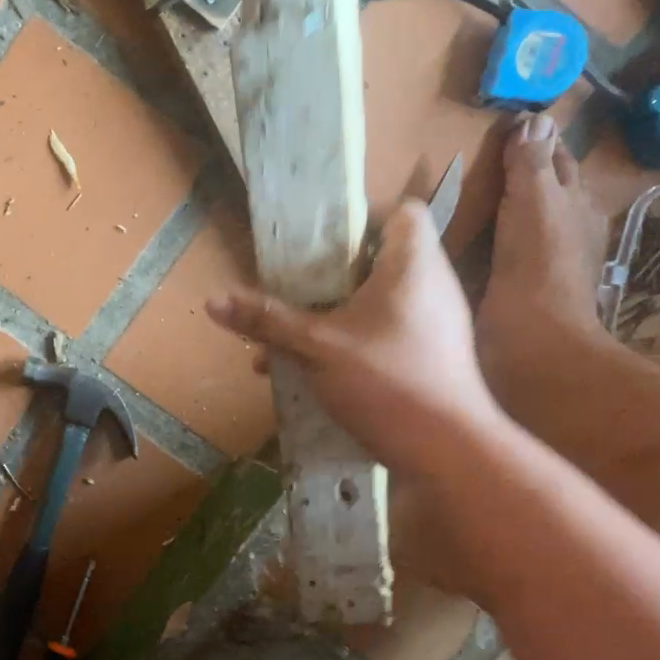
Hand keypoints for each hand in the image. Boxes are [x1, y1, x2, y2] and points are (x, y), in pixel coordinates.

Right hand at [208, 200, 504, 477]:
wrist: (446, 447)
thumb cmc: (386, 380)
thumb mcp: (315, 347)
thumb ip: (267, 321)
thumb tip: (213, 301)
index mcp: (413, 264)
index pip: (401, 212)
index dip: (360, 219)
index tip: (317, 245)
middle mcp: (431, 285)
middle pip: (379, 260)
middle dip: (328, 278)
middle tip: (290, 295)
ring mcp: (435, 323)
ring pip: (376, 304)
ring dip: (331, 318)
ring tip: (287, 344)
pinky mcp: (430, 357)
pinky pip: (384, 334)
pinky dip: (350, 344)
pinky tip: (313, 374)